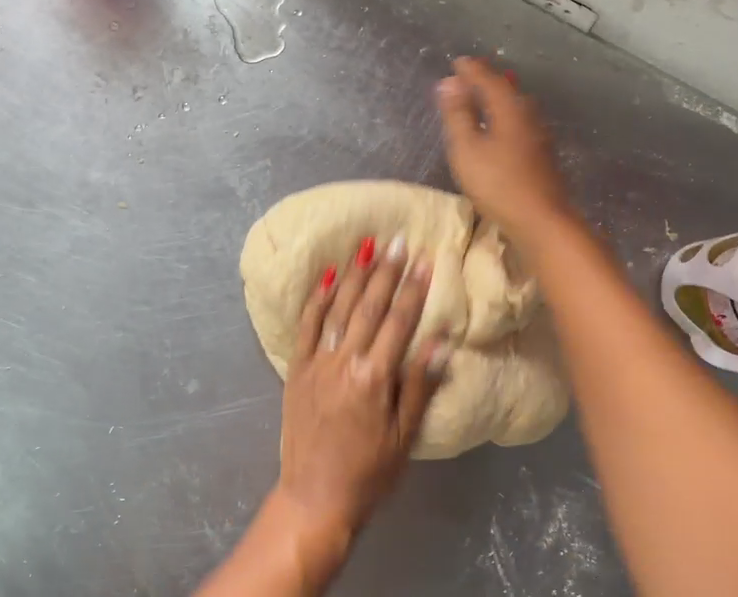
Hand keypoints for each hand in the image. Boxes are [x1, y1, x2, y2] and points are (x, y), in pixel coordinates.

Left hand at [277, 235, 447, 541]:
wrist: (315, 497)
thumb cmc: (369, 473)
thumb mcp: (405, 436)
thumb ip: (419, 385)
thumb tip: (440, 341)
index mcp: (375, 377)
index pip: (399, 322)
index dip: (413, 289)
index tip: (424, 259)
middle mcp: (345, 361)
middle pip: (370, 307)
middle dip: (386, 271)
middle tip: (399, 240)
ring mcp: (317, 361)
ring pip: (338, 308)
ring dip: (355, 275)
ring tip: (368, 246)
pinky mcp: (296, 368)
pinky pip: (306, 325)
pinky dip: (317, 298)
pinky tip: (328, 275)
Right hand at [436, 56, 575, 235]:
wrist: (542, 221)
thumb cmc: (498, 183)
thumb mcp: (467, 148)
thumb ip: (458, 114)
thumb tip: (450, 82)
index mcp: (509, 110)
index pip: (489, 80)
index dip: (472, 70)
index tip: (457, 61)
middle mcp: (528, 117)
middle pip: (507, 90)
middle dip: (487, 80)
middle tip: (469, 76)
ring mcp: (539, 137)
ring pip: (516, 107)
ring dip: (498, 99)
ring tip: (482, 99)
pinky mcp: (542, 156)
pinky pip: (520, 123)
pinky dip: (505, 117)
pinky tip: (500, 129)